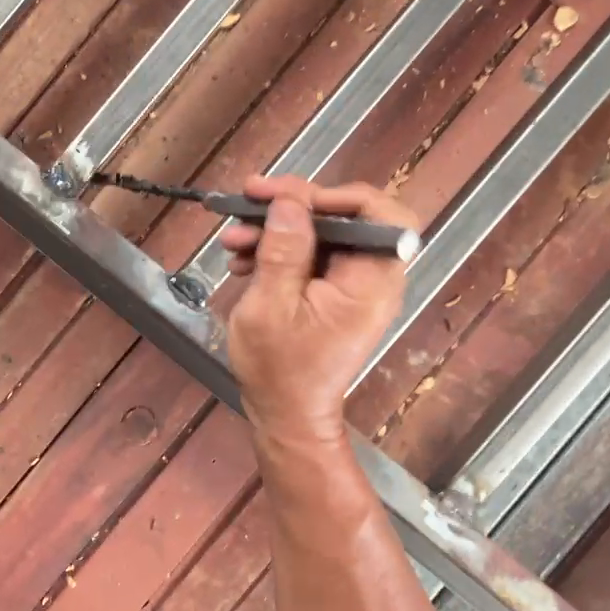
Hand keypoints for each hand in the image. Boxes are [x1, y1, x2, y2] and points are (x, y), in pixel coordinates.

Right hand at [223, 176, 414, 457]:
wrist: (285, 415)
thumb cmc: (279, 368)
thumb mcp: (270, 305)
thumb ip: (282, 249)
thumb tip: (288, 200)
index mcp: (370, 281)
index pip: (377, 213)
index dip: (333, 195)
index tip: (285, 197)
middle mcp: (371, 278)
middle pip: (343, 219)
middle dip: (290, 209)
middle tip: (246, 201)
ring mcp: (352, 287)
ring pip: (320, 236)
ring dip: (275, 230)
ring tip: (232, 240)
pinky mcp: (333, 295)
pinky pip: (310, 258)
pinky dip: (277, 252)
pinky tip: (243, 260)